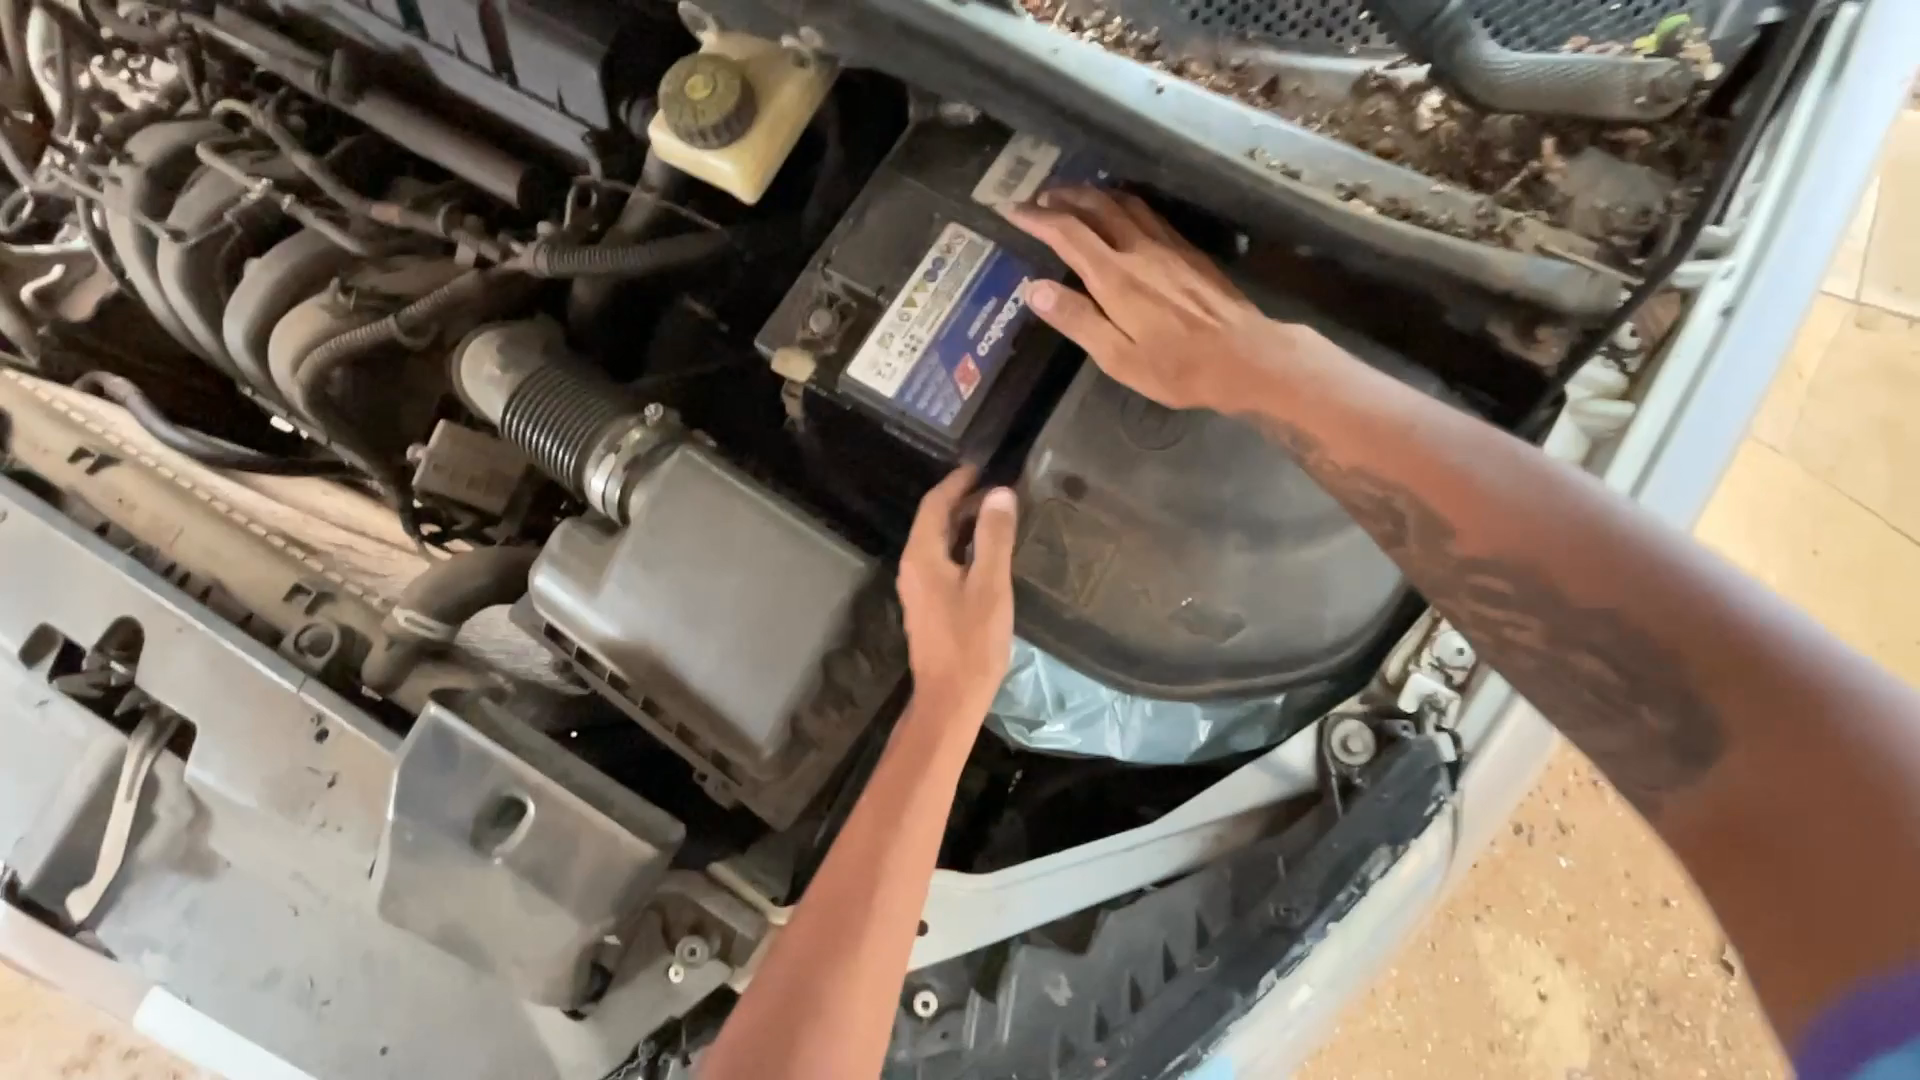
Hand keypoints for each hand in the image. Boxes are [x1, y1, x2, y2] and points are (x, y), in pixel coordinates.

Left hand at [896, 468, 1016, 718]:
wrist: (950, 698)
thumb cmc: (972, 642)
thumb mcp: (990, 585)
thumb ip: (994, 537)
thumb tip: (1000, 493)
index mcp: (922, 556)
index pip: (934, 505)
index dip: (957, 483)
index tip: (982, 467)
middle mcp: (913, 567)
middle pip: (935, 522)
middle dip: (964, 502)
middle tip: (1000, 492)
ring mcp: (918, 589)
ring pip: (940, 544)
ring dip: (965, 526)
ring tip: (999, 516)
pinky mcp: (928, 606)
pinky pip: (943, 563)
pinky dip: (964, 549)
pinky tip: (988, 555)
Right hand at [1005, 187, 1328, 411]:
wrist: (1246, 357)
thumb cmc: (1178, 368)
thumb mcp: (1118, 358)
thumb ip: (1077, 320)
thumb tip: (1034, 288)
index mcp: (1116, 278)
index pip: (1068, 234)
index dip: (1037, 219)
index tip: (1012, 211)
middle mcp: (1139, 250)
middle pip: (1096, 206)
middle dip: (1063, 198)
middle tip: (1038, 199)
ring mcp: (1168, 246)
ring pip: (1124, 202)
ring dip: (1092, 194)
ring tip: (1072, 197)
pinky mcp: (1188, 251)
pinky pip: (1148, 212)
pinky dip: (1122, 202)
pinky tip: (1121, 211)